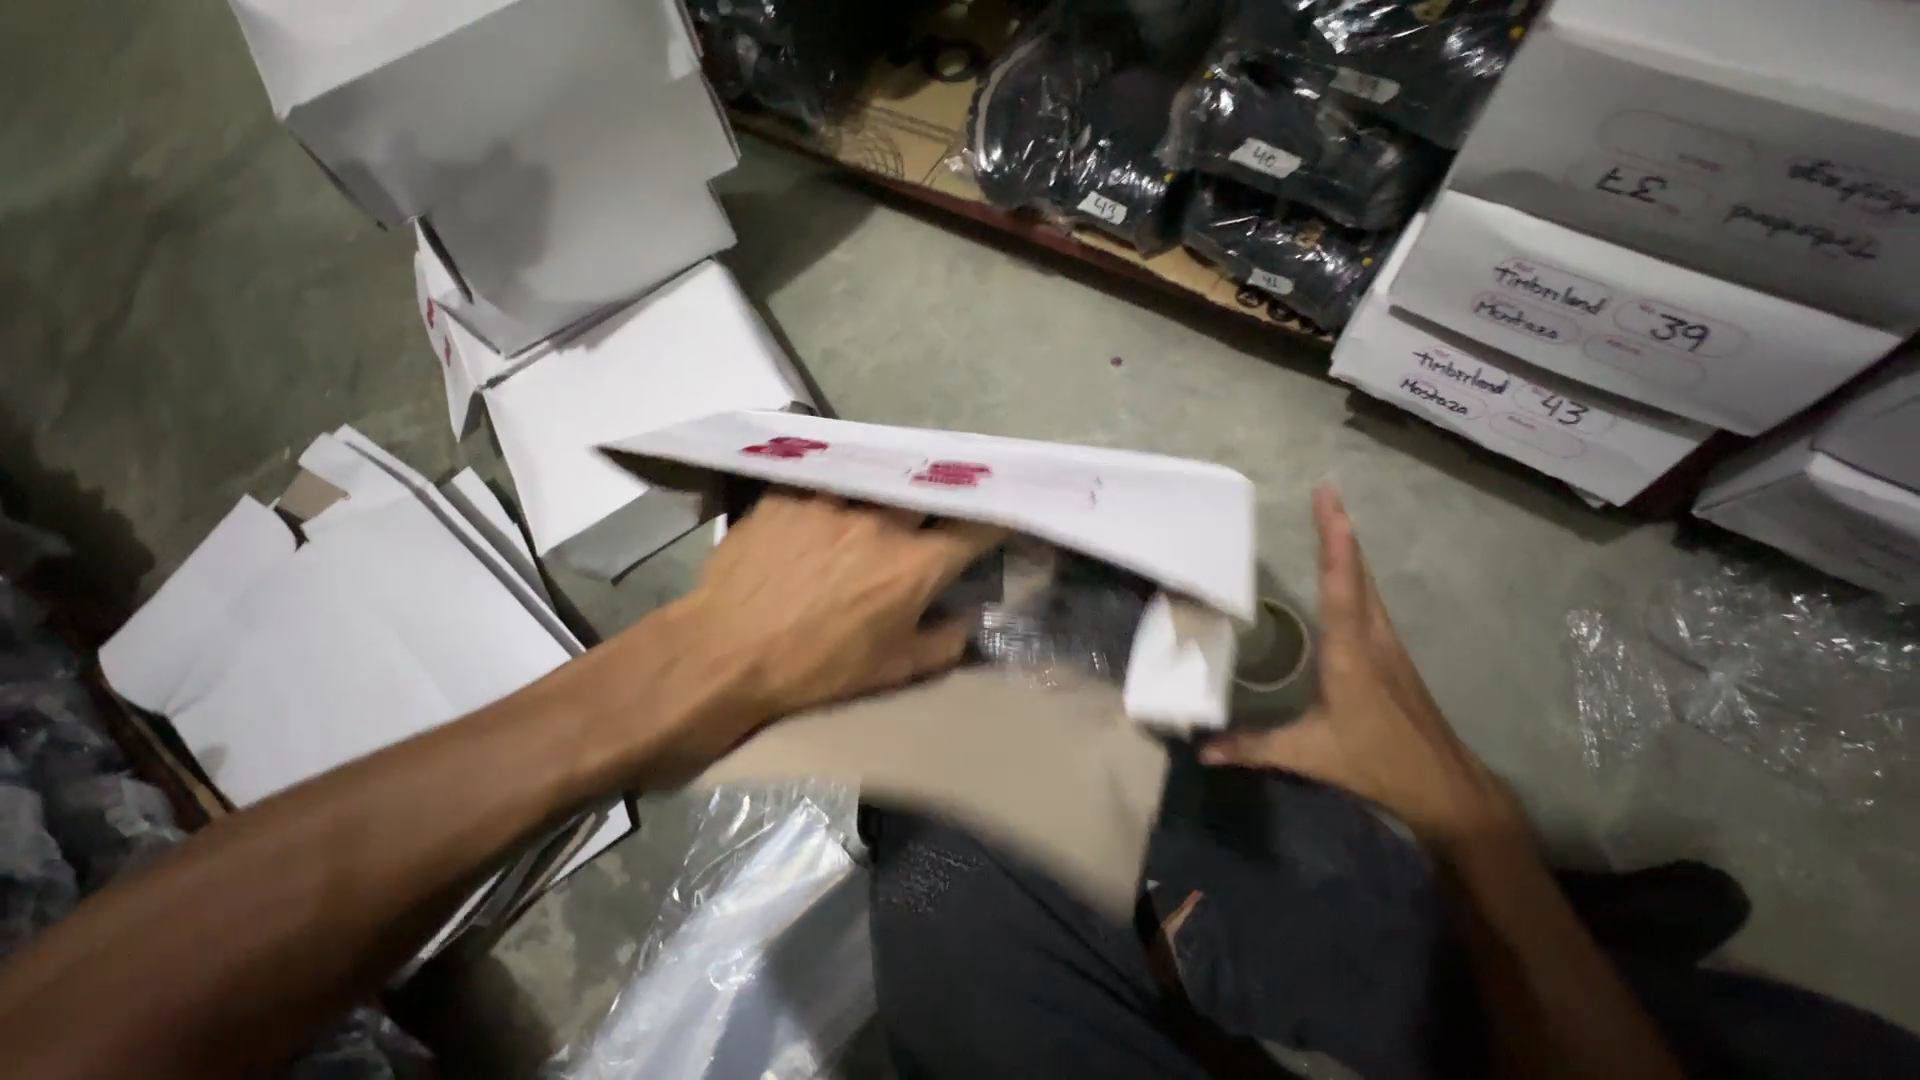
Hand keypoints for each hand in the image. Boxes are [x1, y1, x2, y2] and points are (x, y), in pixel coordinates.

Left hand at [676, 489, 1006, 720]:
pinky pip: (825, 479)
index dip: (998, 517)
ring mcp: (832, 498)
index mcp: (914, 564)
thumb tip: (970, 619)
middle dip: (941, 494)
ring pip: (876, 477)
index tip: (1004, 514)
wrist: (726, 650)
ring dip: (887, 489)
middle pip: (929, 488)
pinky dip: (836, 489)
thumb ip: (944, 643)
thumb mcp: (892, 671)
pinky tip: (826, 500)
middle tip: (937, 503)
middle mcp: (881, 520)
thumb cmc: (817, 668)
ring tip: (882, 494)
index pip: (976, 527)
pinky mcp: (789, 490)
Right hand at [1201, 486, 1521, 847]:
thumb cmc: (1376, 763)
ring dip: (1351, 551)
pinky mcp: (1394, 657)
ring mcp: (1389, 646)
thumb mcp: (1308, 756)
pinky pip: (1372, 603)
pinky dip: (1357, 576)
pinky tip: (1349, 576)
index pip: (1341, 588)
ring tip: (1333, 521)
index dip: (1335, 542)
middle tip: (1326, 493)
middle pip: (1359, 574)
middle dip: (1341, 530)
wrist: (1445, 786)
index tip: (1329, 500)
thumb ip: (1253, 748)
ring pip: (1370, 586)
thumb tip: (1202, 750)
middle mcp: (1373, 639)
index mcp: (1350, 655)